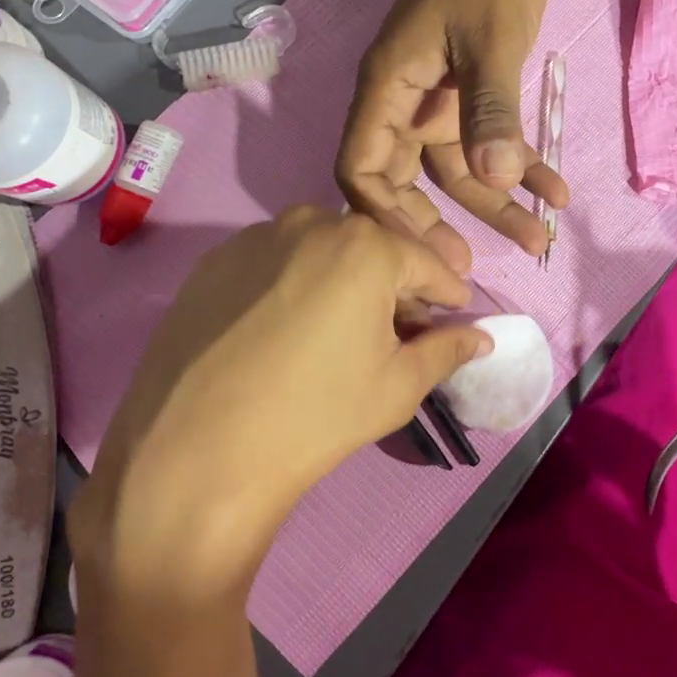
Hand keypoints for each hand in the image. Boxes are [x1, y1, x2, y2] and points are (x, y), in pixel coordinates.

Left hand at [72, 208, 490, 592]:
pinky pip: (273, 262)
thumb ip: (446, 350)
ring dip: (341, 280)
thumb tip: (481, 337)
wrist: (195, 454)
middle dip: (393, 285)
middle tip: (395, 331)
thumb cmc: (315, 418)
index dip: (446, 294)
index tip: (452, 318)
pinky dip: (292, 285)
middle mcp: (312, 222)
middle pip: (373, 248)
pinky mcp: (213, 261)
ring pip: (320, 250)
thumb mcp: (397, 387)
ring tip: (335, 333)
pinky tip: (282, 334)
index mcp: (366, 245)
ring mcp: (256, 237)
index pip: (427, 263)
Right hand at [337, 0, 569, 271]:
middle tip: (473, 270)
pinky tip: (556, 192)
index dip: (381, 217)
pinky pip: (490, 146)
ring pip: (458, 171)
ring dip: (497, 203)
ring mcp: (437, 106)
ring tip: (540, 240)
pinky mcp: (469, 100)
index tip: (419, 256)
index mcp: (385, 91)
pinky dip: (520, 168)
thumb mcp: (490, 42)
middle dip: (441, 227)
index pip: (361, 168)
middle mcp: (403, 106)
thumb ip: (490, 109)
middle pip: (409, 183)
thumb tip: (494, 178)